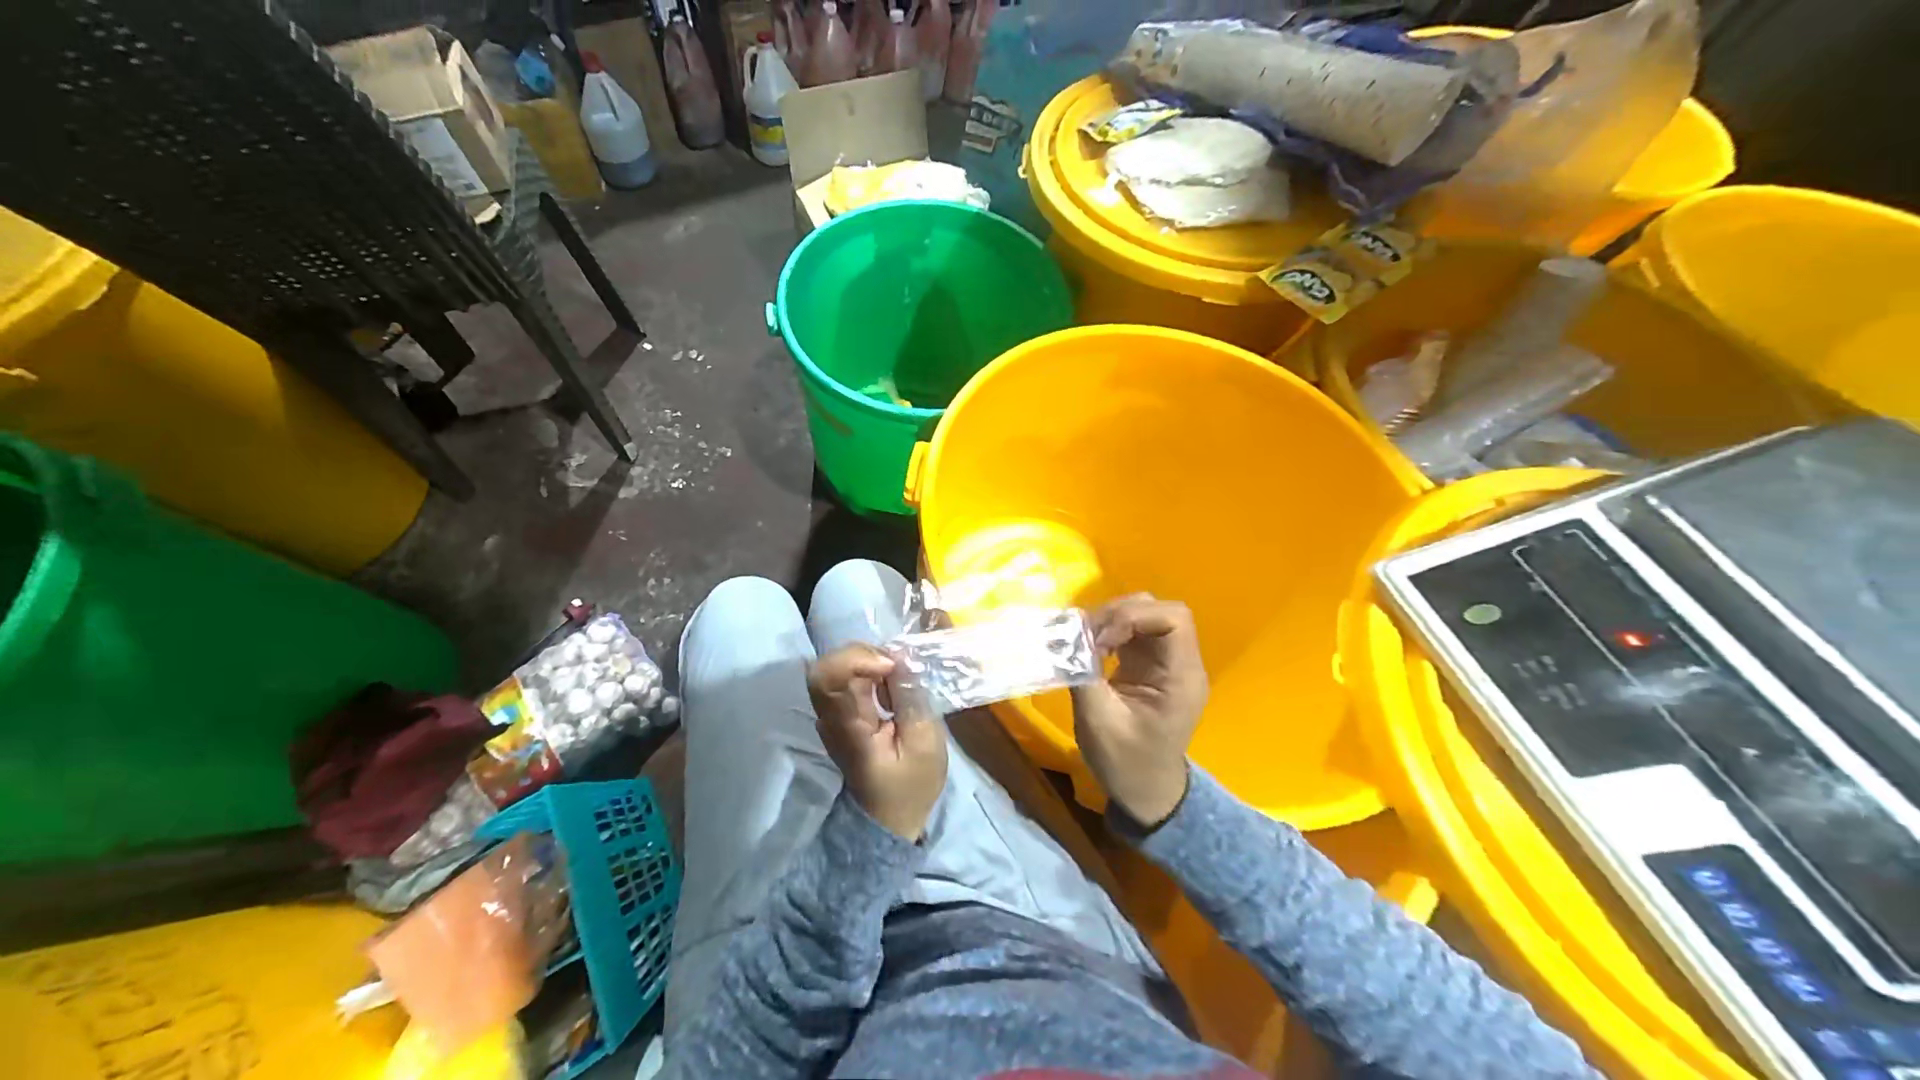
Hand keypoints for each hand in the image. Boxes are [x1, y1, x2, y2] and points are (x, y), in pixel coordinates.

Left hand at [808, 645, 948, 840]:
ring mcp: (832, 715)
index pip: (826, 677)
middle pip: (830, 664)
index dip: (856, 658)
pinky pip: (849, 677)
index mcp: (845, 728)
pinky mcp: (842, 712)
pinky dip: (872, 670)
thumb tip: (902, 660)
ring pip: (839, 665)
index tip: (891, 666)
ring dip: (871, 660)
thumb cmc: (910, 787)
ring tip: (902, 676)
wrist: (890, 819)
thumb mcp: (925, 744)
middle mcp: (830, 717)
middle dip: (867, 654)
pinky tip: (894, 685)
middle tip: (900, 666)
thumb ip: (912, 699)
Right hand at [1071, 595, 1208, 828]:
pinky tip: (1090, 648)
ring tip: (1083, 641)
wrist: (1146, 792)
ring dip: (1111, 620)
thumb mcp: (1098, 722)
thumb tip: (1063, 638)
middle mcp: (1180, 662)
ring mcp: (1166, 662)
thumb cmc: (1126, 763)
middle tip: (1084, 637)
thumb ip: (1082, 675)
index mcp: (1182, 677)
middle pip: (1159, 610)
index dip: (1134, 616)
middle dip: (1119, 614)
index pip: (1173, 619)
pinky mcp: (1149, 664)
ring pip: (1144, 615)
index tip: (1101, 641)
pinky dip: (1109, 631)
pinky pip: (1132, 631)